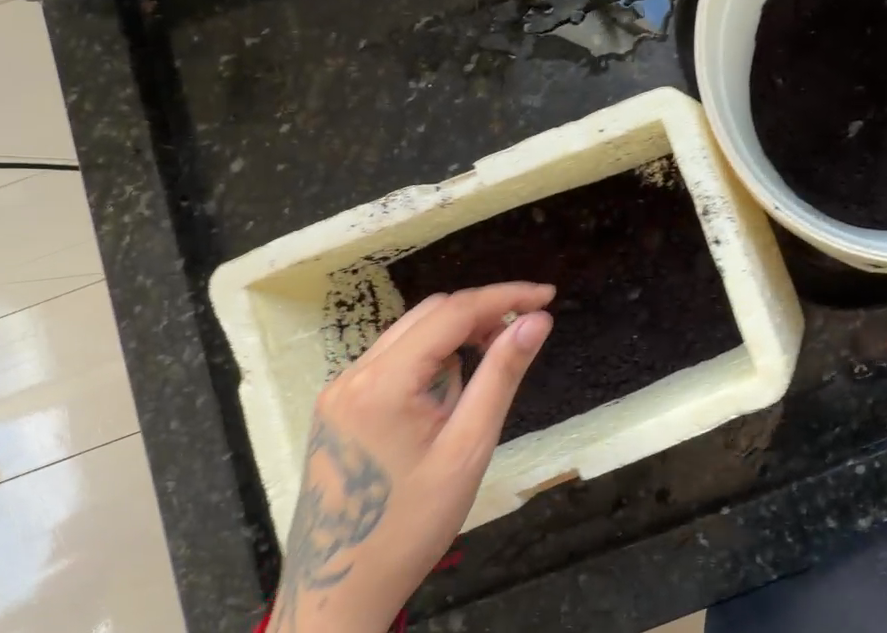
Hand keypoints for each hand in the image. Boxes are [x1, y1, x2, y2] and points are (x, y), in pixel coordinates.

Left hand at [266, 283, 555, 632]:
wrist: (342, 590)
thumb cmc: (413, 522)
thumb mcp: (469, 446)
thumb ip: (502, 374)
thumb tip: (538, 320)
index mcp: (382, 382)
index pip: (452, 313)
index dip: (504, 297)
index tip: (548, 296)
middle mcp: (352, 375)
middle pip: (429, 315)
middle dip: (482, 313)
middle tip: (526, 330)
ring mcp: (339, 392)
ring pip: (410, 334)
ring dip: (457, 334)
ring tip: (495, 359)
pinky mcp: (338, 409)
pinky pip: (393, 360)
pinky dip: (431, 357)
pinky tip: (454, 387)